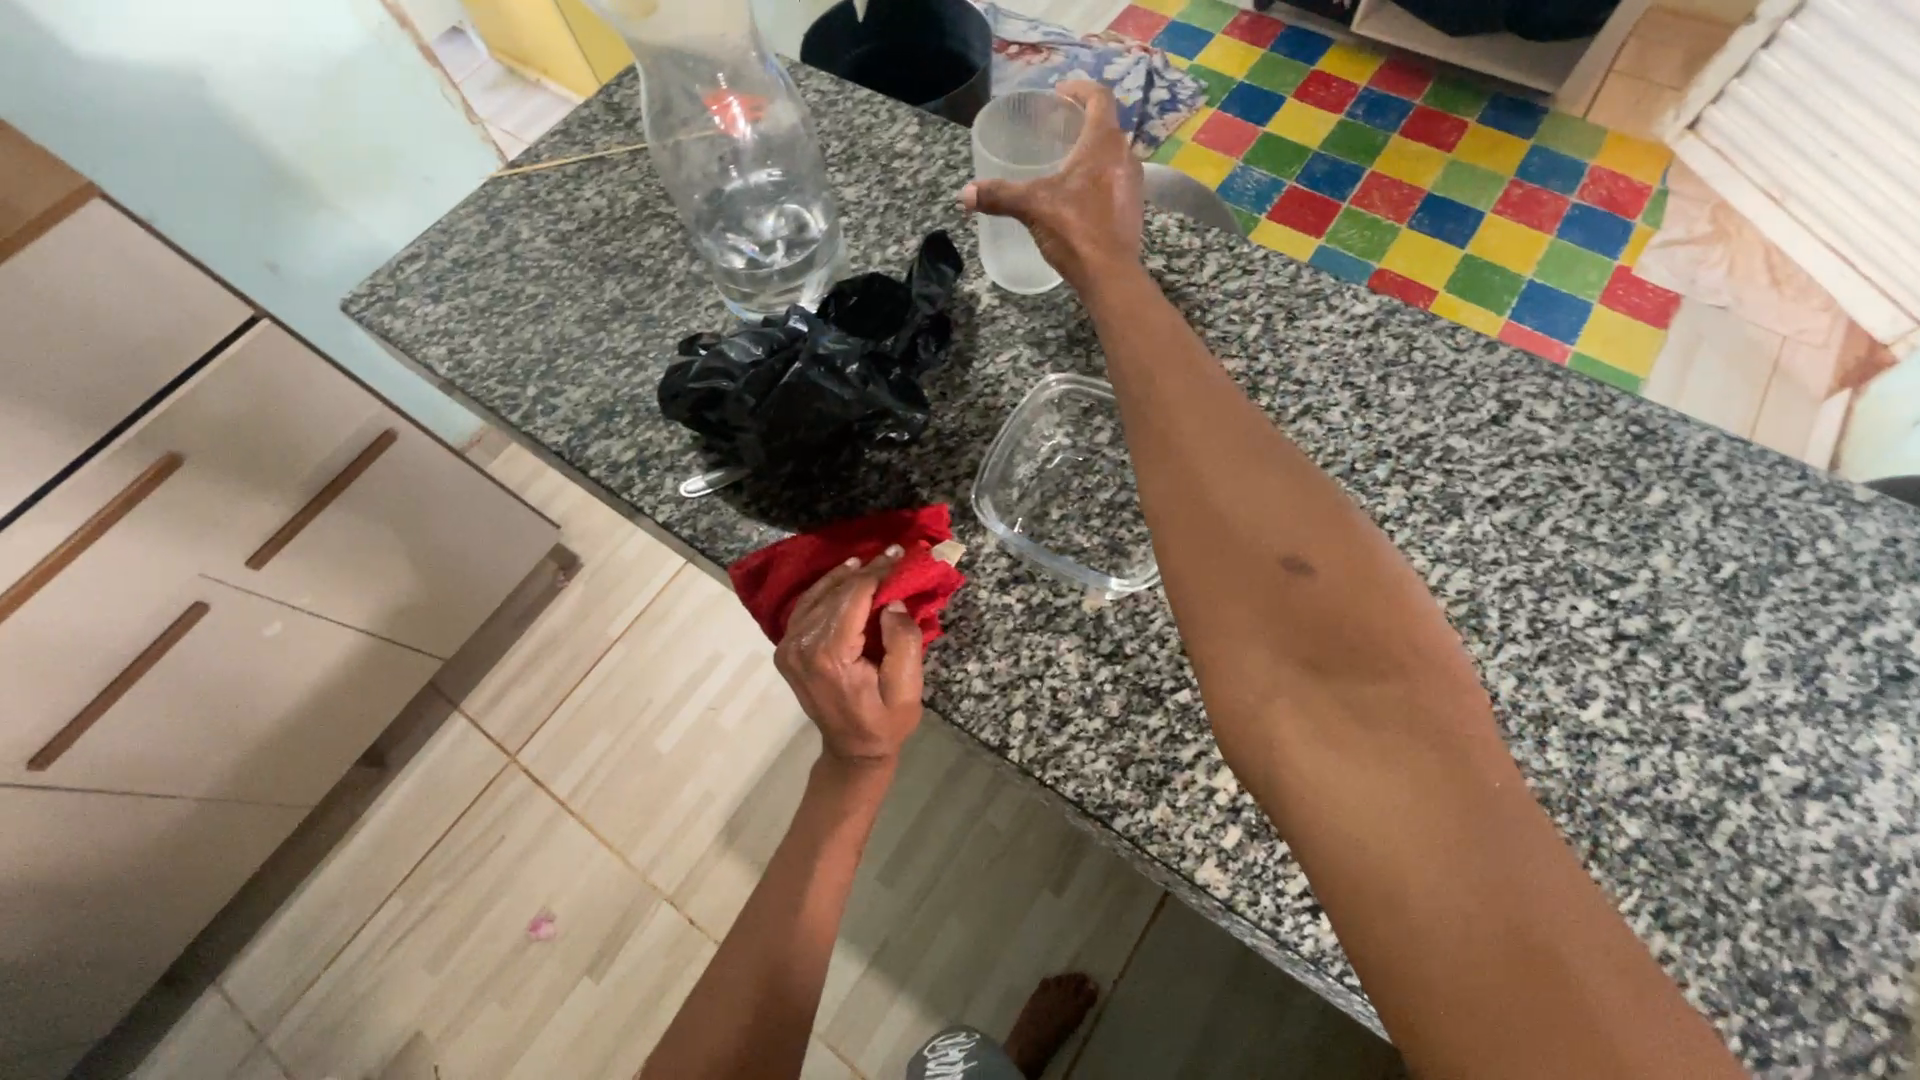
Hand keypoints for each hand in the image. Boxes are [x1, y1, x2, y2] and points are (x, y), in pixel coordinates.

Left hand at [773, 549, 924, 767]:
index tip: (899, 554)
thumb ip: (903, 642)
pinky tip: (842, 579)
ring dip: (842, 578)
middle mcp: (802, 647)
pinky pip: (804, 610)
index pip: (853, 597)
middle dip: (864, 572)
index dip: (877, 572)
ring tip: (867, 562)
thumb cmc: (885, 722)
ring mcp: (789, 649)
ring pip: (815, 597)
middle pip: (835, 593)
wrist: (852, 750)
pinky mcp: (787, 651)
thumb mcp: (907, 688)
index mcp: (830, 655)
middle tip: (891, 554)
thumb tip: (892, 603)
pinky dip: (824, 591)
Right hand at [961, 79, 1144, 289]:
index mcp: (1103, 143)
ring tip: (1068, 161)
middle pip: (1107, 126)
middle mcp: (1125, 155)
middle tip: (1059, 128)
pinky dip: (1099, 177)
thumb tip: (965, 194)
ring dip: (1093, 151)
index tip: (1060, 93)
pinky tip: (1080, 195)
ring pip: (1113, 154)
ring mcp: (1133, 183)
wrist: (1110, 275)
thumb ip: (999, 195)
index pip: (1099, 98)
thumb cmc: (1075, 229)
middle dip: (1083, 122)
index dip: (1080, 89)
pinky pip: (1116, 180)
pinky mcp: (1134, 208)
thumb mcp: (1032, 207)